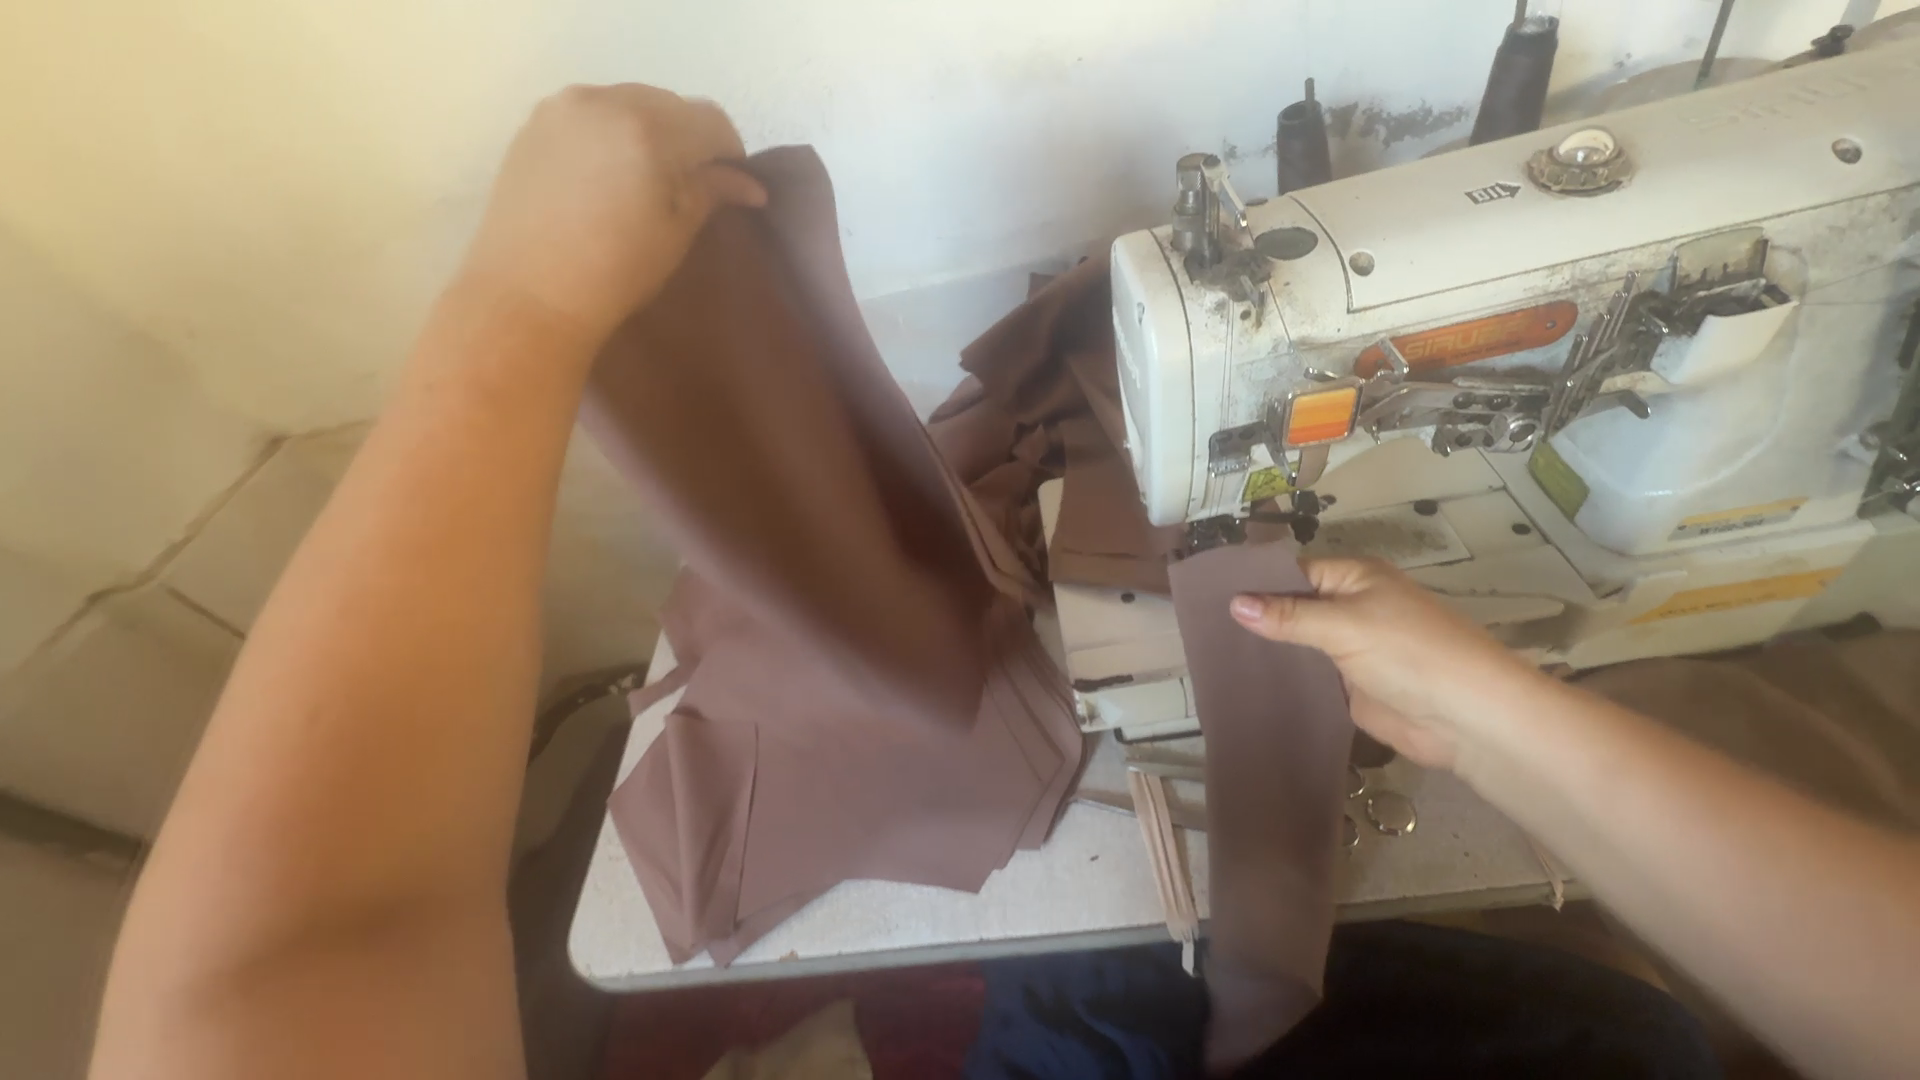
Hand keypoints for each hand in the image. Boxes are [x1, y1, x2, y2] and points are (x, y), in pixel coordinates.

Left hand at [459, 84, 766, 344]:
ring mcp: (565, 107)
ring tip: (647, 181)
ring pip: (630, 103)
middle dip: (691, 139)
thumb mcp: (677, 232)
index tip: (731, 187)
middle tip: (692, 187)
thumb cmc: (617, 271)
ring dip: (652, 132)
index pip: (712, 121)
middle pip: (671, 105)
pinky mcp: (537, 122)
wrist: (532, 293)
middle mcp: (606, 101)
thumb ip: (713, 192)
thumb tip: (750, 184)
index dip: (730, 154)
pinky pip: (594, 113)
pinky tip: (610, 177)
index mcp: (650, 130)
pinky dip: (614, 134)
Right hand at [1228, 557, 1545, 769]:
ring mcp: (1348, 648)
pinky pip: (1306, 674)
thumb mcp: (1344, 625)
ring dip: (1266, 648)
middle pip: (1292, 606)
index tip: (1207, 594)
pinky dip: (1281, 676)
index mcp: (1354, 579)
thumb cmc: (1411, 653)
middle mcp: (1350, 607)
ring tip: (1210, 651)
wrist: (1467, 719)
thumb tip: (1233, 603)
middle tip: (1199, 625)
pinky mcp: (1347, 685)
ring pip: (1296, 642)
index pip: (1292, 572)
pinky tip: (1243, 679)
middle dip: (1255, 616)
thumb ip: (1287, 616)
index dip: (1255, 582)